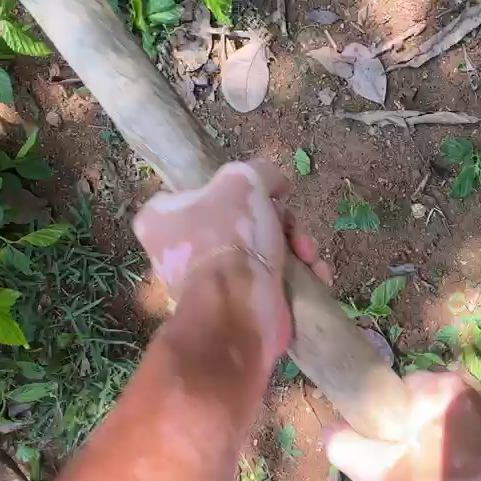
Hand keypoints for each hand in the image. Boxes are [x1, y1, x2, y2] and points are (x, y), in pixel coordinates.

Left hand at [131, 160, 326, 360]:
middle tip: (294, 232)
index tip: (268, 196)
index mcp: (163, 217)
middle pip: (247, 219)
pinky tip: (316, 275)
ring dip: (297, 249)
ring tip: (309, 258)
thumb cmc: (229, 239)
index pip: (205, 190)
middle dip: (283, 224)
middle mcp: (183, 248)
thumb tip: (277, 184)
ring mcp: (213, 279)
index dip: (242, 190)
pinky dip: (299, 275)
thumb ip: (261, 171)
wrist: (237, 310)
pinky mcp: (242, 302)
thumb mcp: (243, 180)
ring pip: (267, 247)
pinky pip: (275, 277)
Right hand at [325, 372, 480, 480]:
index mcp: (447, 391)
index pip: (403, 392)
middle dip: (420, 442)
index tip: (388, 458)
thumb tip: (334, 430)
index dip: (389, 426)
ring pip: (462, 434)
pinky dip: (476, 474)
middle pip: (435, 414)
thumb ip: (347, 446)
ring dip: (447, 457)